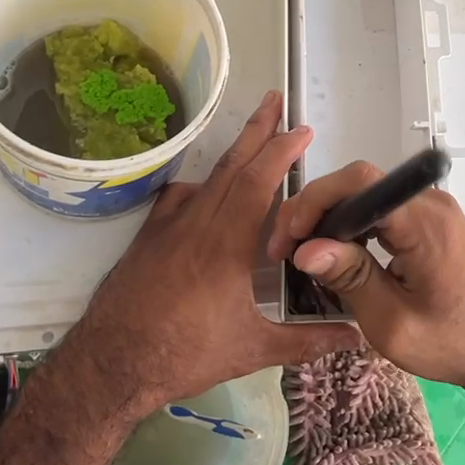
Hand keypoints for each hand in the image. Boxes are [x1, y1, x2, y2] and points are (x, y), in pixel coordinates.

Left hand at [60, 91, 361, 411]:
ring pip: (206, 179)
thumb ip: (307, 341)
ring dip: (232, 154)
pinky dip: (200, 185)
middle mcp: (195, 224)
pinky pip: (179, 198)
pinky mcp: (147, 238)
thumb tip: (354, 338)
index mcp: (225, 244)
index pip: (258, 182)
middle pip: (231, 165)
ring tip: (252, 139)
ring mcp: (166, 227)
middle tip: (274, 100)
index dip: (281, 151)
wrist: (110, 364)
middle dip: (257, 130)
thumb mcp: (252, 350)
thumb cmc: (183, 354)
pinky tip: (205, 193)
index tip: (301, 130)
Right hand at [268, 160, 464, 392]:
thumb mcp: (392, 323)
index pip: (360, 183)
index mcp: (425, 224)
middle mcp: (430, 204)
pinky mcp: (431, 222)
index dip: (316, 201)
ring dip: (330, 217)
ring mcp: (433, 210)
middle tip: (285, 249)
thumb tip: (306, 250)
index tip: (290, 238)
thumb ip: (350, 279)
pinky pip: (383, 209)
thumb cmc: (452, 343)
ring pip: (368, 194)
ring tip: (301, 252)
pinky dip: (352, 224)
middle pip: (359, 184)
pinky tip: (333, 252)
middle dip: (315, 210)